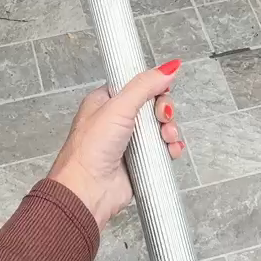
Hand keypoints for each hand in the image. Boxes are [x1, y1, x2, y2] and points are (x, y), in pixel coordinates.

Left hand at [46, 60, 184, 227]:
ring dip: (169, 130)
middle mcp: (117, 121)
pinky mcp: (139, 161)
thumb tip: (167, 69)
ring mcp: (129, 142)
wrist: (88, 191)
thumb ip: (144, 86)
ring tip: (167, 136)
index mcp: (105, 102)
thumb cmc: (89, 151)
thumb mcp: (119, 107)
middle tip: (162, 117)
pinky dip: (170, 148)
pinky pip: (162, 150)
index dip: (152, 87)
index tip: (161, 91)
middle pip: (152, 106)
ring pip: (160, 128)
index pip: (137, 85)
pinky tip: (171, 149)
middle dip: (164, 111)